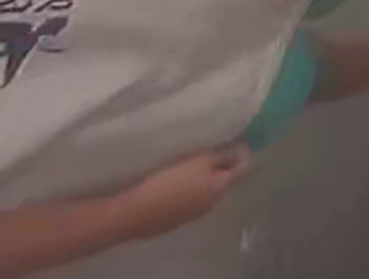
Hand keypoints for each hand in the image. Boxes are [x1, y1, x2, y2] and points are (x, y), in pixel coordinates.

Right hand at [112, 146, 249, 240]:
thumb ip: (223, 156)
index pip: (243, 167)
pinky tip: (182, 190)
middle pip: (227, 182)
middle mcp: (212, 204)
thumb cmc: (168, 182)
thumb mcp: (200, 161)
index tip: (239, 144)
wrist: (126, 216)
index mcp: (222, 187)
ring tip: (202, 172)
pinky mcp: (172, 224)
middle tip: (222, 157)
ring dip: (210, 183)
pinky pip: (190, 205)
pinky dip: (192, 195)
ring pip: (209, 195)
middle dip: (227, 169)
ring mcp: (192, 217)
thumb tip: (238, 151)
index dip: (243, 154)